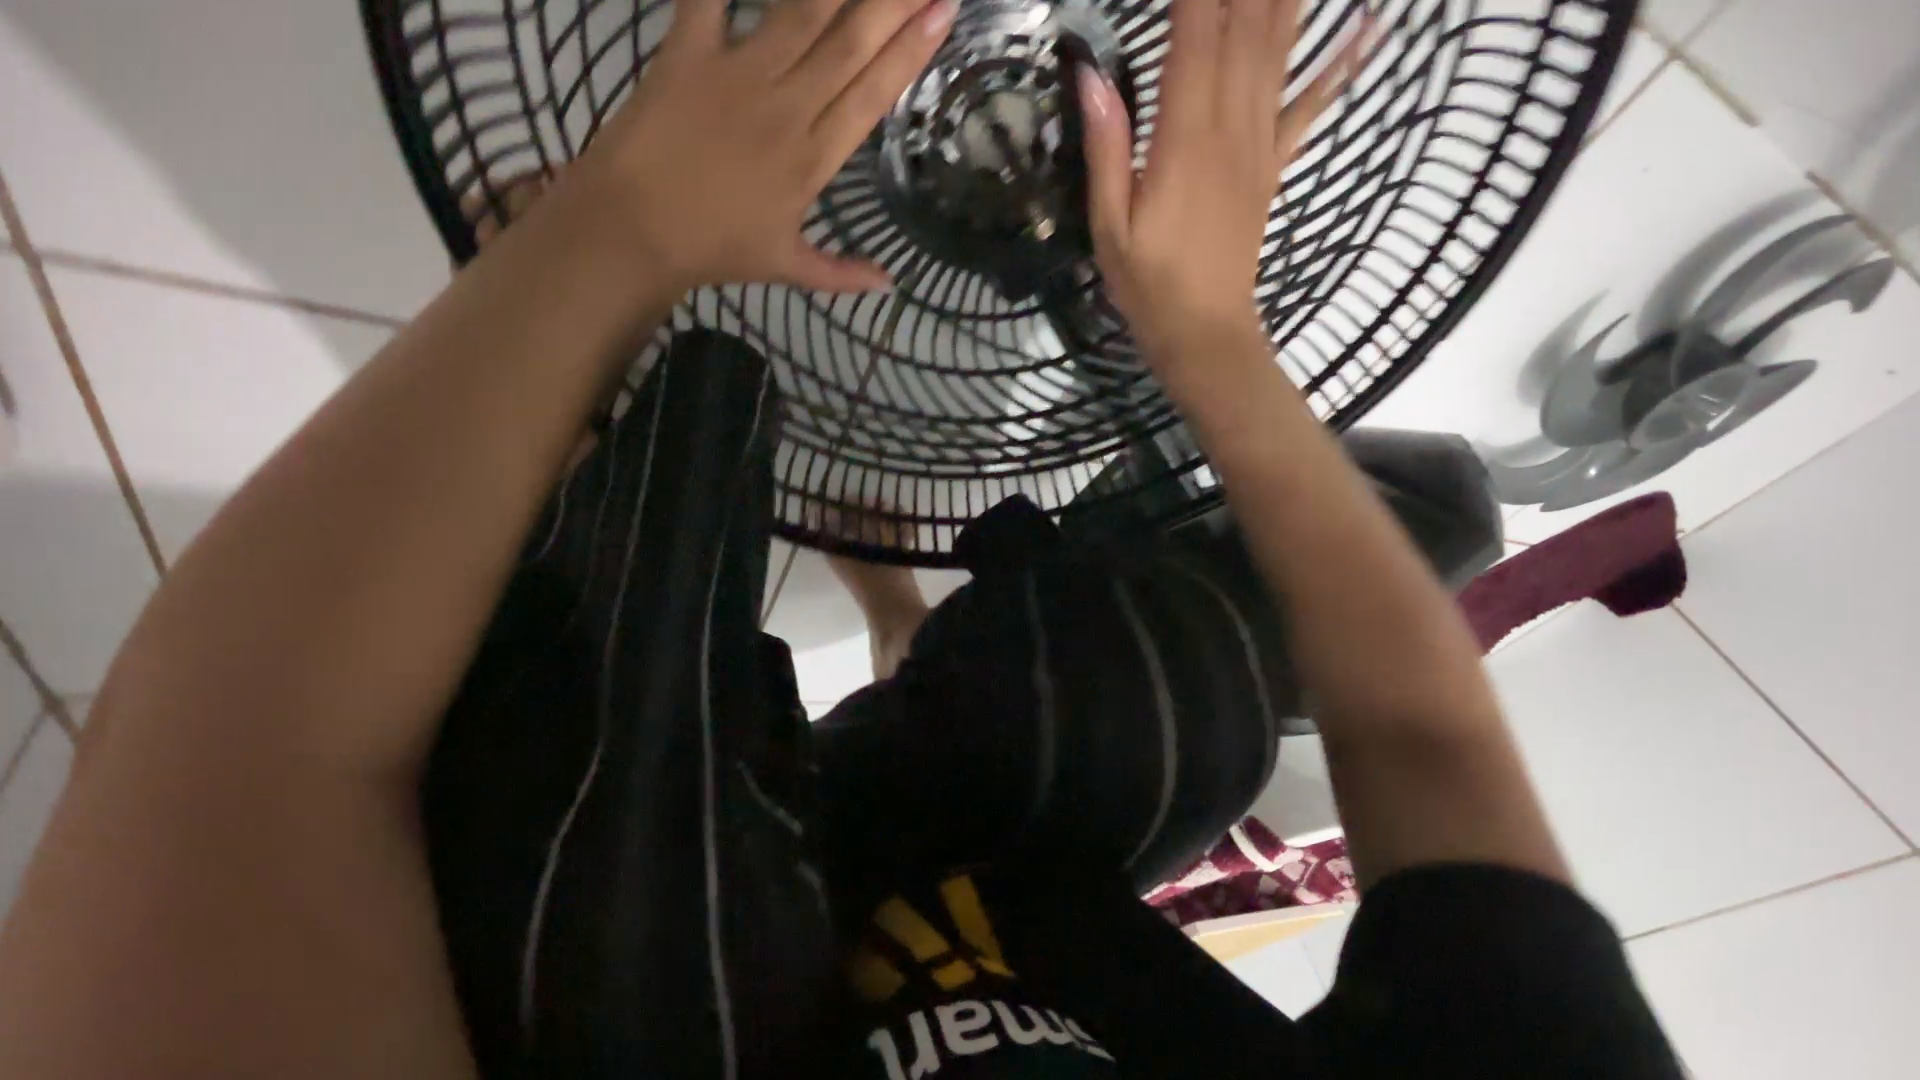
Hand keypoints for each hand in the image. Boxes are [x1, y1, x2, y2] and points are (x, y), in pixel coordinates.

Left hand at [578, 0, 958, 293]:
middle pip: (849, 42)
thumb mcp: (785, 266)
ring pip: (800, 11)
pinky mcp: (687, 53)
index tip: (943, 12)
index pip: (873, 95)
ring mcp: (737, 76)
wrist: (632, 231)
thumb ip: (841, 273)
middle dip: (891, 0)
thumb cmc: (712, 250)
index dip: (911, 51)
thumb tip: (889, 285)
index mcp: (813, 159)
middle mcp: (787, 108)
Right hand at [1079, 0, 1367, 366]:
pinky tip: (1369, 24)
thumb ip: (1106, 149)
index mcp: (1183, 139)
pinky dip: (1341, 63)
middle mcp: (1230, 127)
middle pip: (1244, 26)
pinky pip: (1312, 105)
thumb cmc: (1148, 285)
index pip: (1193, 35)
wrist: (1206, 332)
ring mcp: (1260, 144)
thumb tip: (1093, 75)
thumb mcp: (1109, 225)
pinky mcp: (1275, 165)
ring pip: (1279, 49)